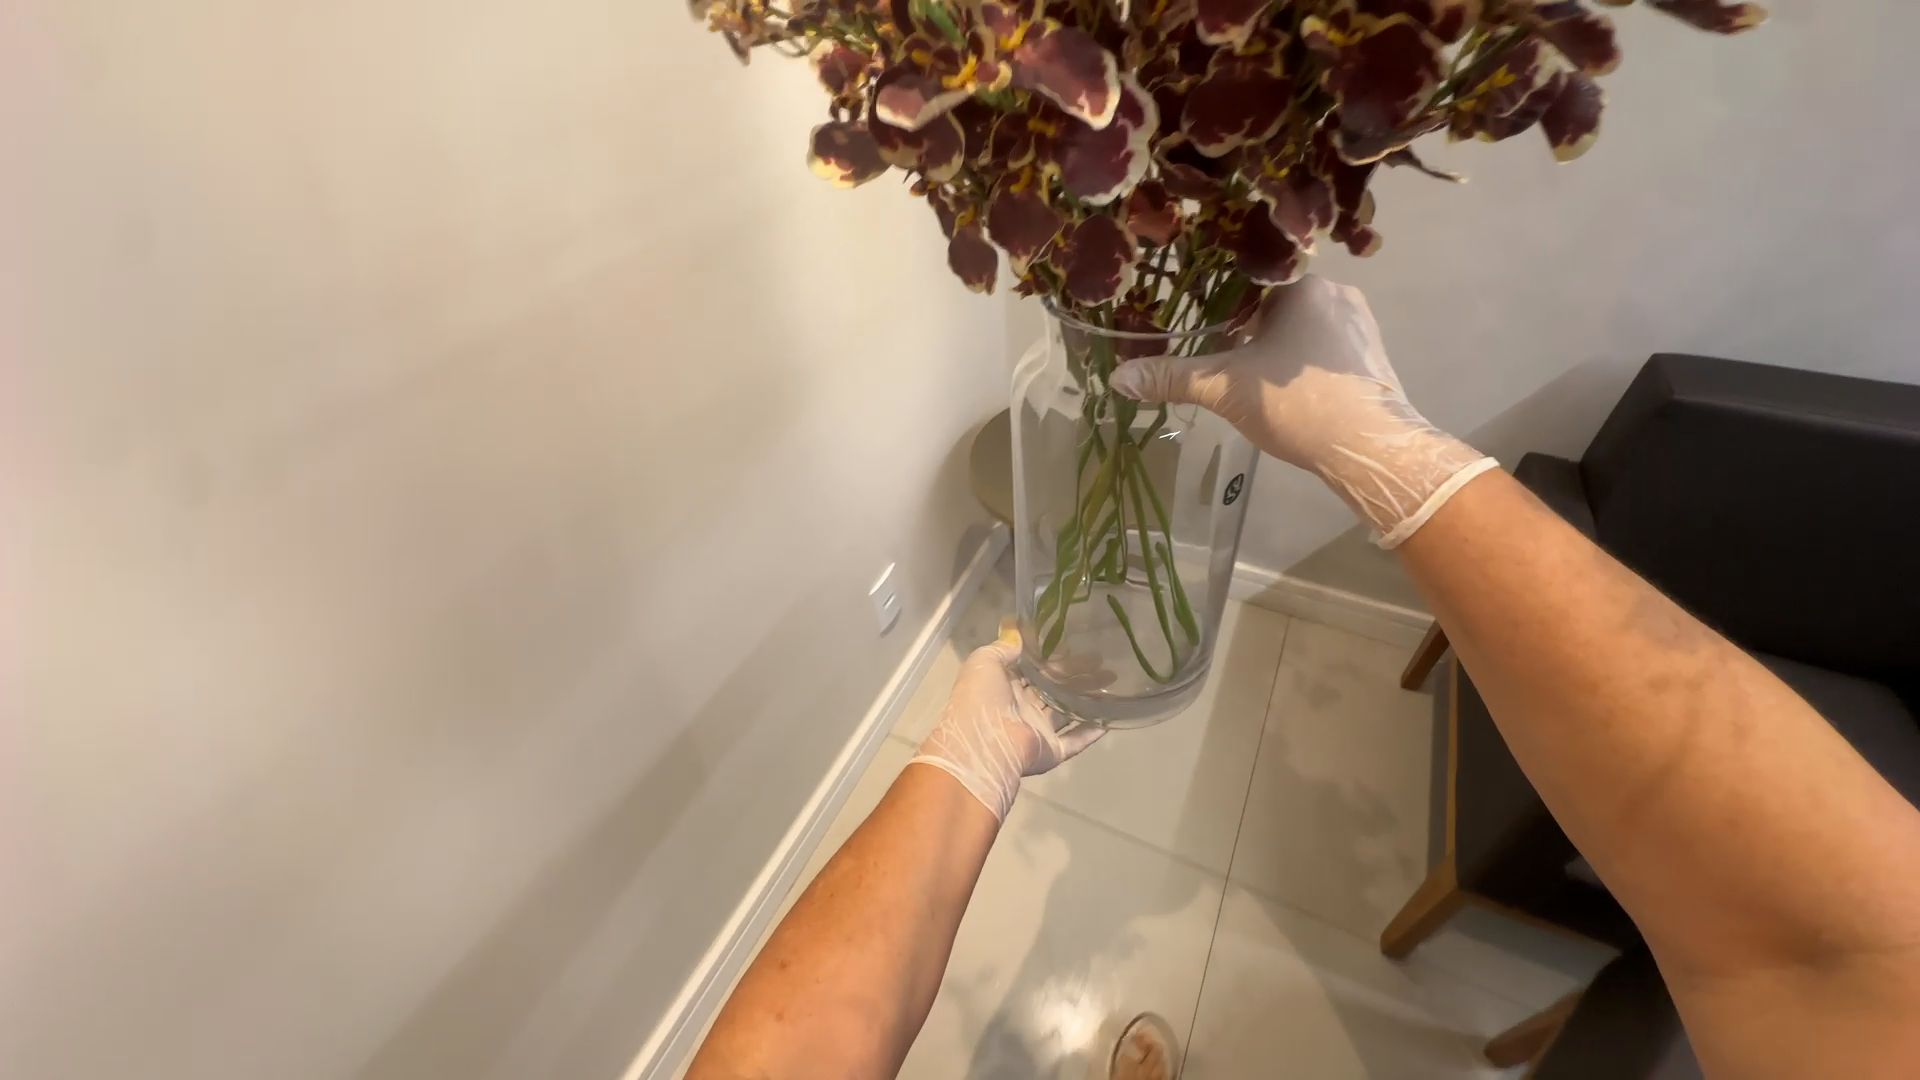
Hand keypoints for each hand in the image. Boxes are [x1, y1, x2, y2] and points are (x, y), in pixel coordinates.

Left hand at [911, 624, 1104, 820]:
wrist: (982, 744)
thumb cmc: (980, 698)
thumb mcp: (985, 662)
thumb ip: (1002, 646)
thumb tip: (1013, 624)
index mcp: (1004, 687)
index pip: (1032, 670)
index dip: (1051, 658)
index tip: (1072, 646)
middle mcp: (1021, 708)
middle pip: (1053, 688)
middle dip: (1076, 674)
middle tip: (1101, 660)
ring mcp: (1037, 730)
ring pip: (1067, 710)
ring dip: (1088, 697)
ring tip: (1111, 680)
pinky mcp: (1051, 750)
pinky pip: (1075, 741)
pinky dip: (1092, 731)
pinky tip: (1112, 717)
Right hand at [1109, 275, 1497, 547]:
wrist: (1369, 447)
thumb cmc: (1296, 405)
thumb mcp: (1224, 389)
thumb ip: (1172, 378)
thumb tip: (1117, 377)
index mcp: (1300, 287)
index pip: (1248, 283)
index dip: (1219, 308)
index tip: (1200, 331)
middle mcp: (1335, 293)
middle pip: (1273, 305)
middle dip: (1247, 332)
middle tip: (1221, 361)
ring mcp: (1360, 323)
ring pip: (1301, 327)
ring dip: (1275, 349)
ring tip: (1251, 379)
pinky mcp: (1372, 354)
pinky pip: (1324, 348)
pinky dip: (1302, 364)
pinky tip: (1288, 392)